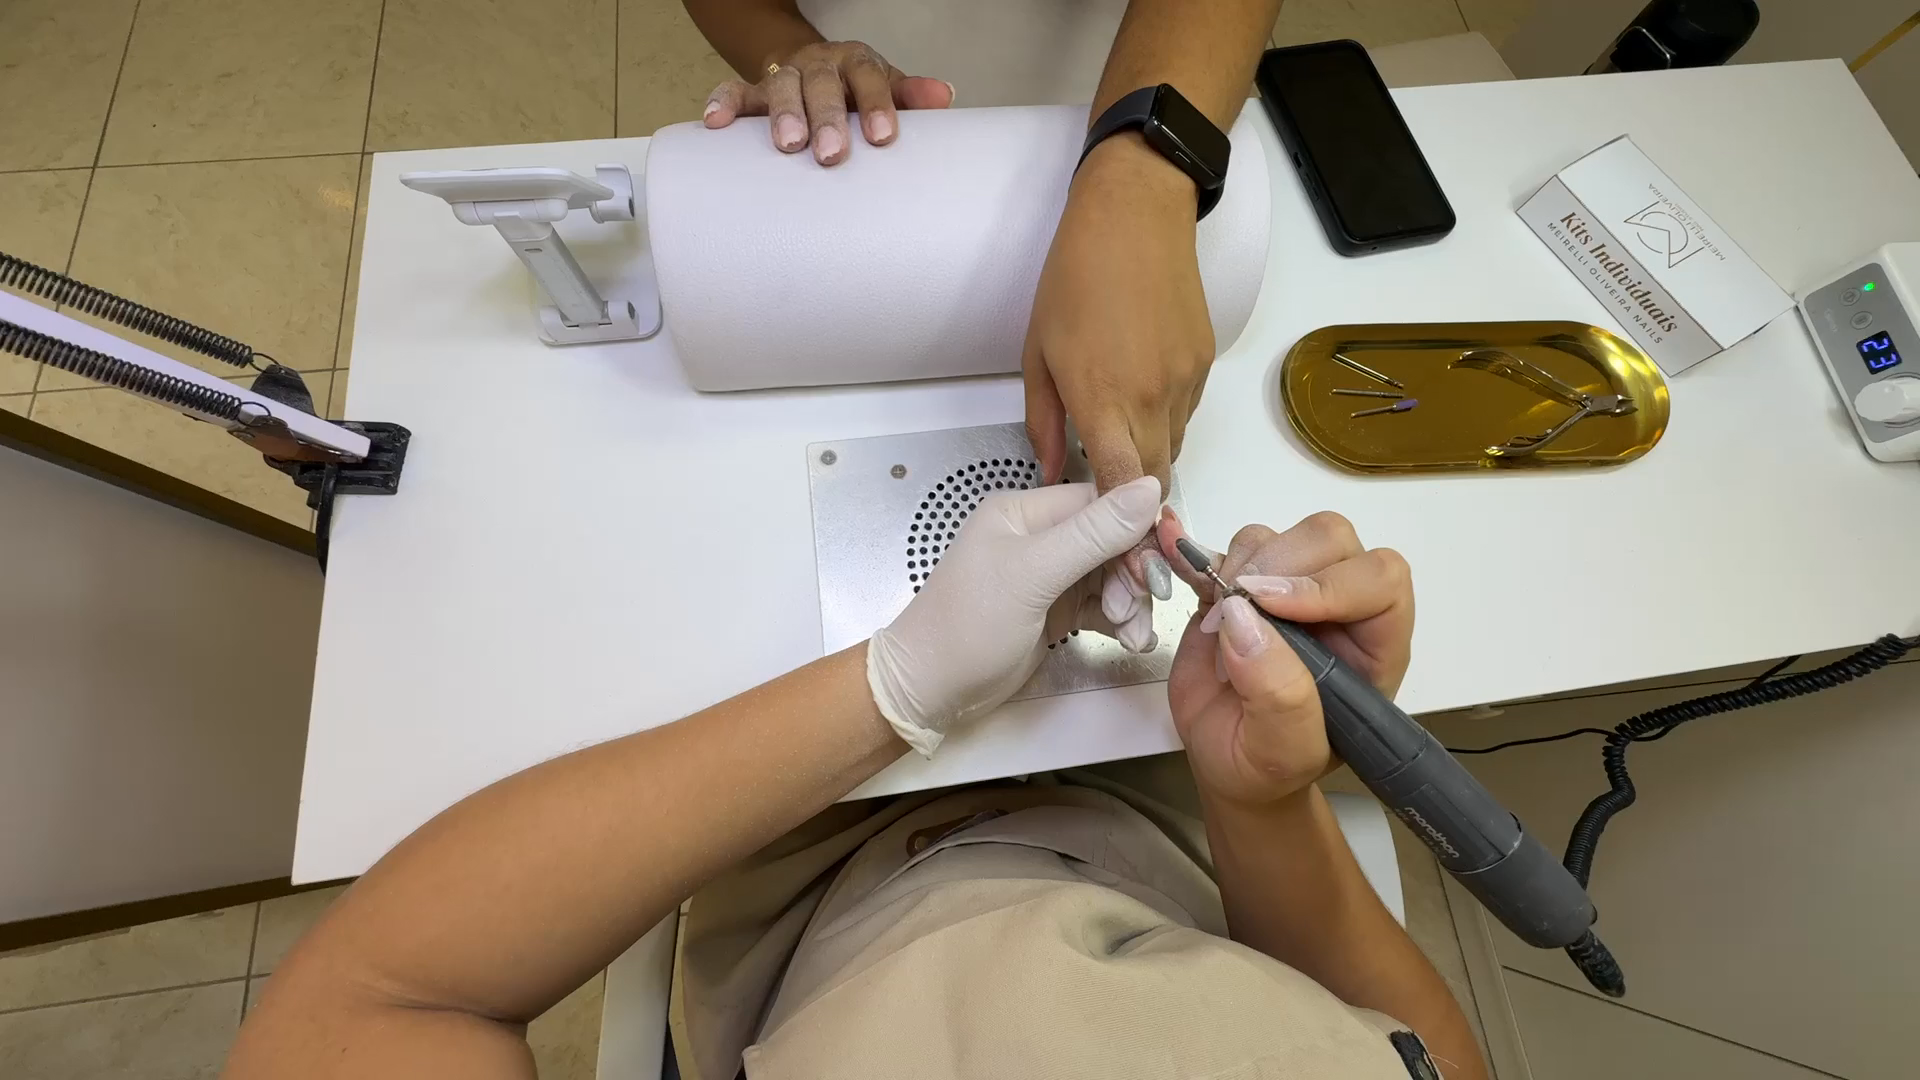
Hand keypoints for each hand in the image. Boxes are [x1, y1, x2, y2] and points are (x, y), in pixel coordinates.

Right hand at [703, 41, 953, 165]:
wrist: (814, 69)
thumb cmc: (856, 93)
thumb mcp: (885, 89)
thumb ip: (910, 96)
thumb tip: (945, 97)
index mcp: (855, 64)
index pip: (868, 77)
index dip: (876, 105)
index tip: (882, 138)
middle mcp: (820, 66)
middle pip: (822, 84)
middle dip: (827, 118)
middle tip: (830, 154)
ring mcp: (786, 76)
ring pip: (781, 87)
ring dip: (783, 114)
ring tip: (787, 145)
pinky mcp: (755, 91)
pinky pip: (737, 92)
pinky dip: (725, 104)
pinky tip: (716, 123)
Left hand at [868, 476, 1161, 754]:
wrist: (930, 689)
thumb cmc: (971, 623)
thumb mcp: (1032, 574)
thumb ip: (1093, 533)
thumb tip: (1153, 486)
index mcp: (1024, 512)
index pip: (1099, 503)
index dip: (1135, 530)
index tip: (1160, 564)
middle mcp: (1038, 537)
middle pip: (1110, 541)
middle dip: (1133, 574)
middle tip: (1140, 607)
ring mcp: (1047, 575)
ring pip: (1111, 575)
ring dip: (1131, 603)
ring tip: (1132, 633)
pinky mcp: (1054, 609)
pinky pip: (1100, 604)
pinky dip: (1119, 620)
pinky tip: (1130, 640)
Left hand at [1023, 135, 1211, 495]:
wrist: (1135, 214)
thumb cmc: (1071, 280)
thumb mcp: (1037, 353)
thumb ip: (1044, 422)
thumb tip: (1050, 471)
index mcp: (1104, 401)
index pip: (1120, 488)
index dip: (1113, 516)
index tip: (1096, 519)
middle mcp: (1153, 400)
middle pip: (1155, 481)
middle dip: (1132, 497)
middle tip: (1106, 488)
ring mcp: (1186, 382)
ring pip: (1175, 449)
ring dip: (1149, 458)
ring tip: (1121, 436)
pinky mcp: (1206, 363)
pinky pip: (1188, 415)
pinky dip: (1166, 423)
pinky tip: (1142, 398)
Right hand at [1164, 512, 1413, 806]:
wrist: (1224, 761)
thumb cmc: (1264, 766)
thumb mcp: (1282, 752)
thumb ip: (1280, 696)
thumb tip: (1242, 617)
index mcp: (1373, 645)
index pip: (1378, 580)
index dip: (1328, 582)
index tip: (1270, 605)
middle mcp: (1335, 606)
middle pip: (1330, 539)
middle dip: (1278, 562)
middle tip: (1235, 603)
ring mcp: (1283, 591)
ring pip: (1275, 536)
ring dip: (1238, 564)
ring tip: (1215, 619)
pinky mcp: (1236, 588)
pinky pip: (1225, 547)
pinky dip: (1198, 554)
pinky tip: (1181, 566)